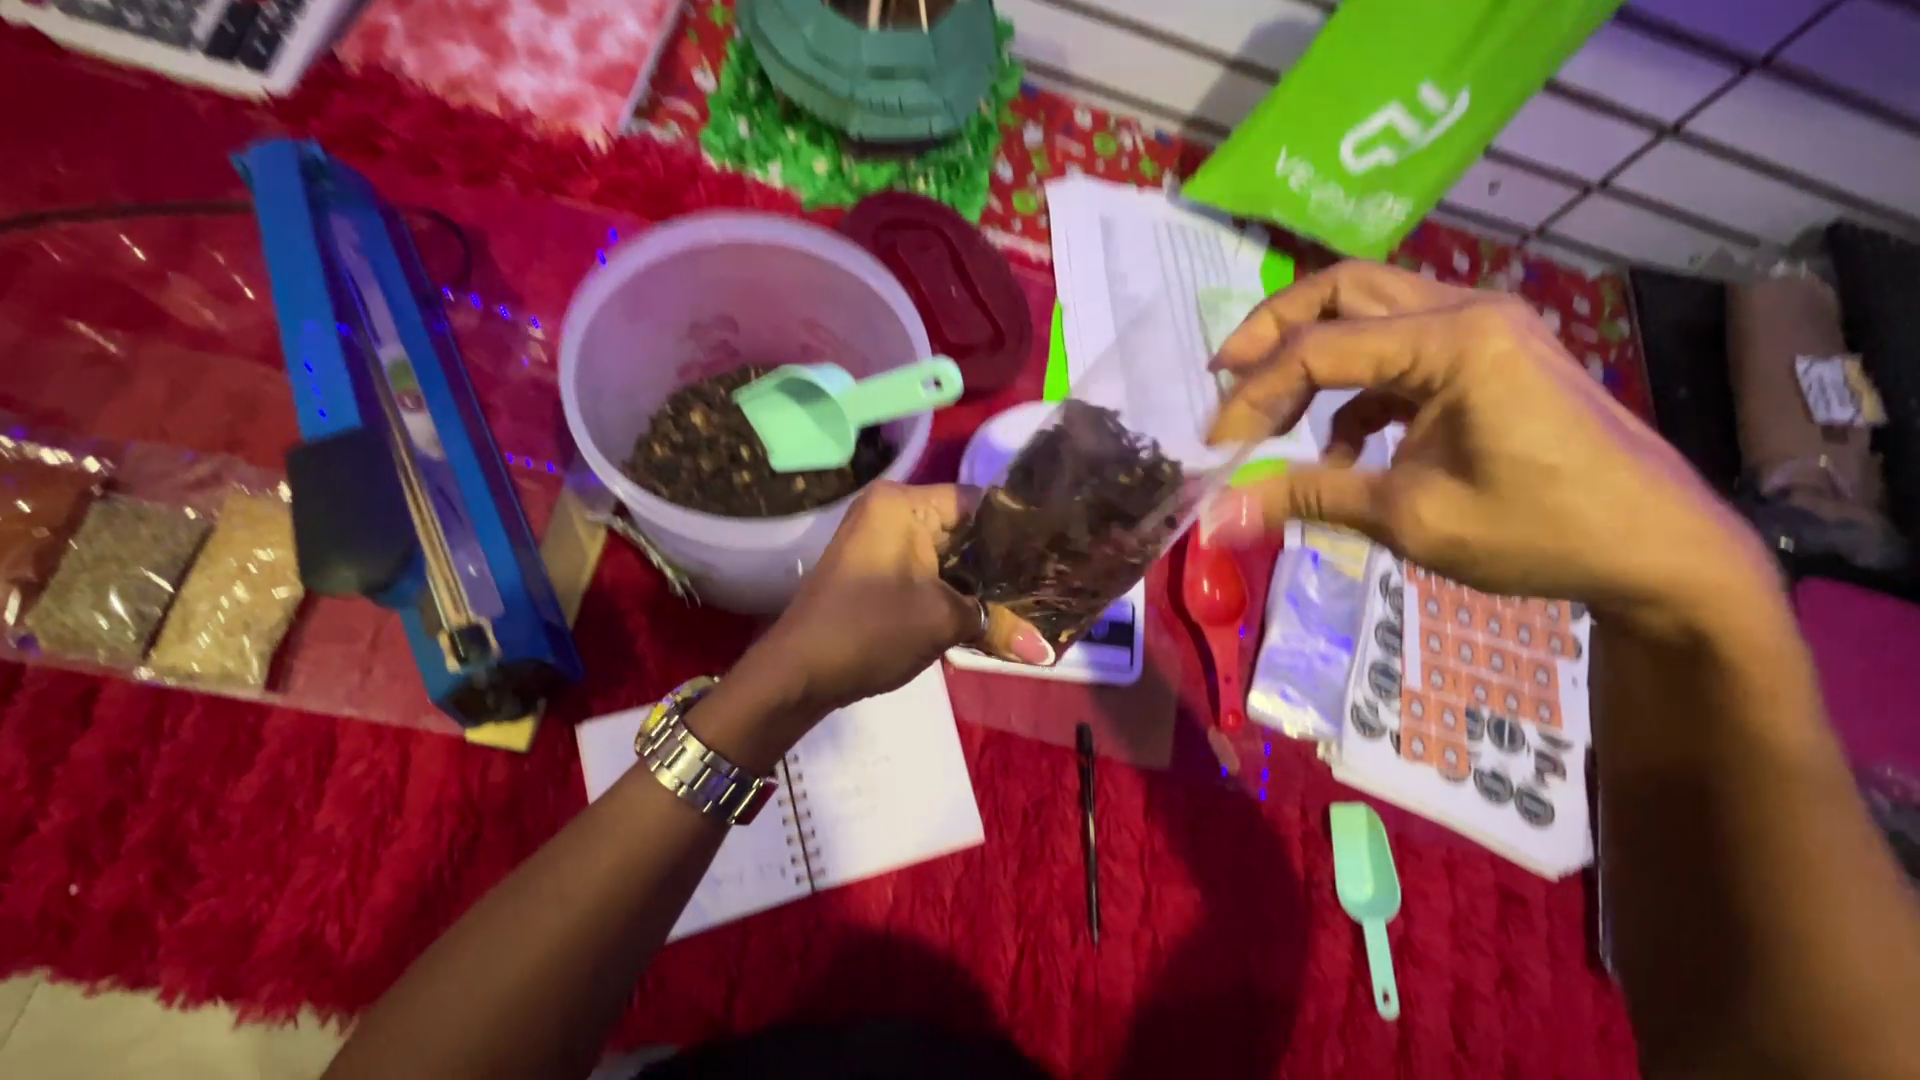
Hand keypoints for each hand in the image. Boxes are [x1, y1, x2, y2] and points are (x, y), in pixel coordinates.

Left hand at [740, 481, 1049, 717]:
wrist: (798, 674)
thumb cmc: (871, 630)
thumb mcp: (943, 622)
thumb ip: (999, 624)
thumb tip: (1047, 651)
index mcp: (903, 503)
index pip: (979, 502)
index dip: (1018, 530)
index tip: (1056, 554)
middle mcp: (891, 511)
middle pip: (964, 529)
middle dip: (1001, 562)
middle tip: (1049, 583)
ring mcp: (880, 541)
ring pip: (947, 555)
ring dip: (979, 581)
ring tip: (1030, 601)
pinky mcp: (876, 570)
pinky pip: (926, 571)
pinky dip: (953, 591)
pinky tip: (989, 613)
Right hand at [1199, 261, 1776, 632]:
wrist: (1658, 548)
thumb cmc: (1540, 531)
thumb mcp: (1410, 519)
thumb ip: (1308, 499)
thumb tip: (1216, 520)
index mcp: (1454, 341)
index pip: (1320, 348)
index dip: (1253, 395)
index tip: (1215, 445)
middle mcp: (1467, 310)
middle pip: (1341, 289)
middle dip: (1272, 332)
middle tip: (1224, 377)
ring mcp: (1483, 326)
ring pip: (1369, 307)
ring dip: (1311, 351)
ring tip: (1271, 408)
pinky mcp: (1488, 354)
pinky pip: (1399, 348)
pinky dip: (1355, 386)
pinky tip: (1342, 445)